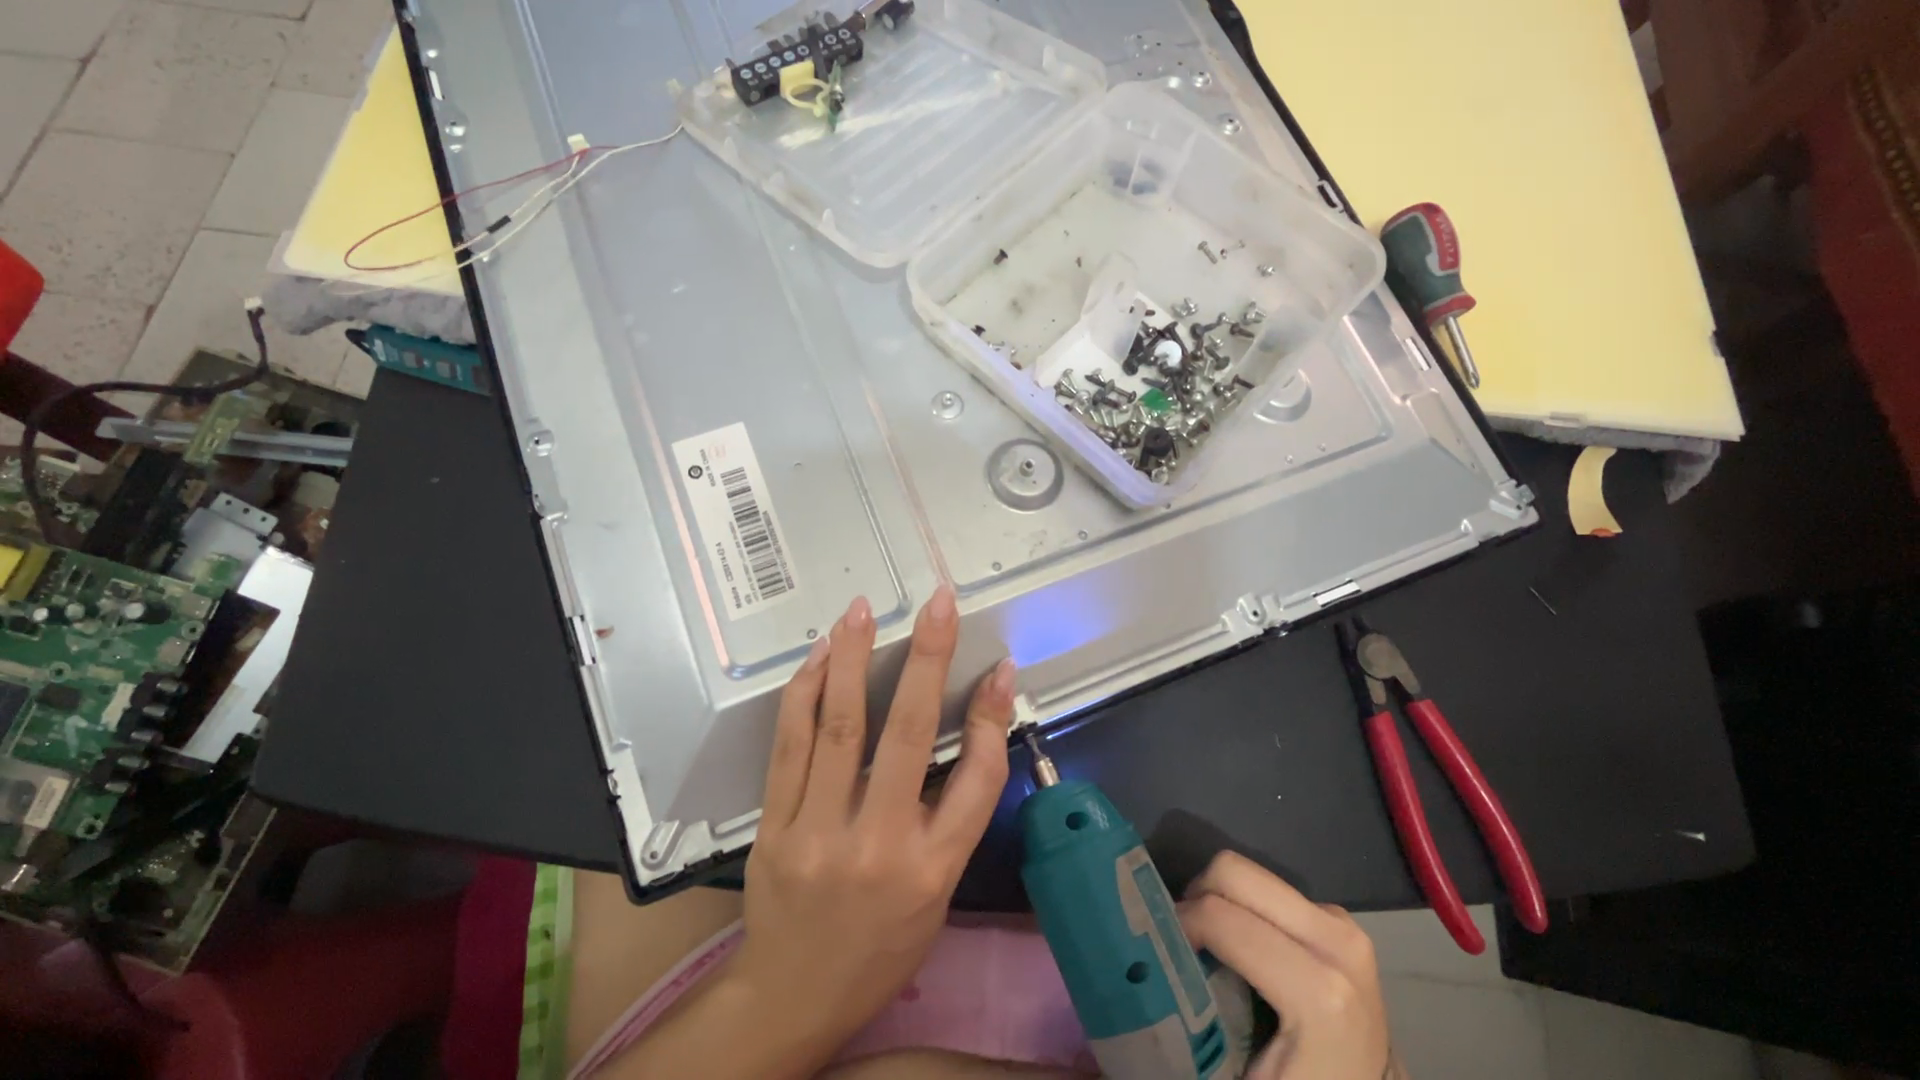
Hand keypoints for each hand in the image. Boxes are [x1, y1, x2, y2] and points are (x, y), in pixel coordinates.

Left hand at [732, 586, 1016, 1051]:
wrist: (794, 994)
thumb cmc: (881, 947)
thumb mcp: (937, 893)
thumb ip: (953, 816)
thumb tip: (971, 733)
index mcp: (933, 869)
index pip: (976, 779)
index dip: (991, 716)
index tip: (999, 668)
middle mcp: (880, 845)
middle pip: (909, 735)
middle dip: (928, 659)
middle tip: (938, 604)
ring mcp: (819, 832)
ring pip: (840, 729)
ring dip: (853, 661)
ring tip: (862, 612)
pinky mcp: (774, 826)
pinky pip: (790, 747)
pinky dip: (805, 696)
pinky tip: (818, 659)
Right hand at [1180, 852, 1401, 1079]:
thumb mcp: (1248, 1075)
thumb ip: (1196, 1024)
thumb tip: (1146, 985)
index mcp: (1317, 992)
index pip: (1218, 918)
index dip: (1175, 927)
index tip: (1159, 958)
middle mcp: (1336, 943)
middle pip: (1234, 874)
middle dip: (1193, 899)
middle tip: (1179, 941)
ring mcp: (1341, 924)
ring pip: (1249, 874)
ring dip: (1217, 901)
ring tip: (1206, 945)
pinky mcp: (1337, 918)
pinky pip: (1269, 889)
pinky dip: (1241, 907)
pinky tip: (1240, 947)